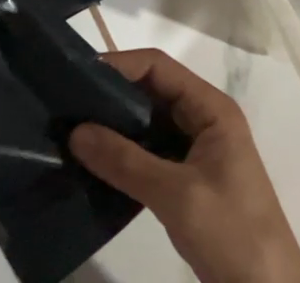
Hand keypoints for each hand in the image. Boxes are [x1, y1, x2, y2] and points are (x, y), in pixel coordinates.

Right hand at [70, 50, 299, 282]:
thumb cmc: (234, 235)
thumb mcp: (177, 195)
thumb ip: (125, 161)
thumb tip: (74, 131)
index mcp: (212, 110)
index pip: (157, 67)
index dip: (118, 65)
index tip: (76, 78)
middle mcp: (203, 121)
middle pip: (150, 91)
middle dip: (110, 95)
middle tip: (65, 105)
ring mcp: (196, 151)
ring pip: (146, 123)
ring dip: (113, 126)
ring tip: (70, 131)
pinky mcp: (187, 180)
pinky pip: (147, 153)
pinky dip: (121, 154)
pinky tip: (92, 163)